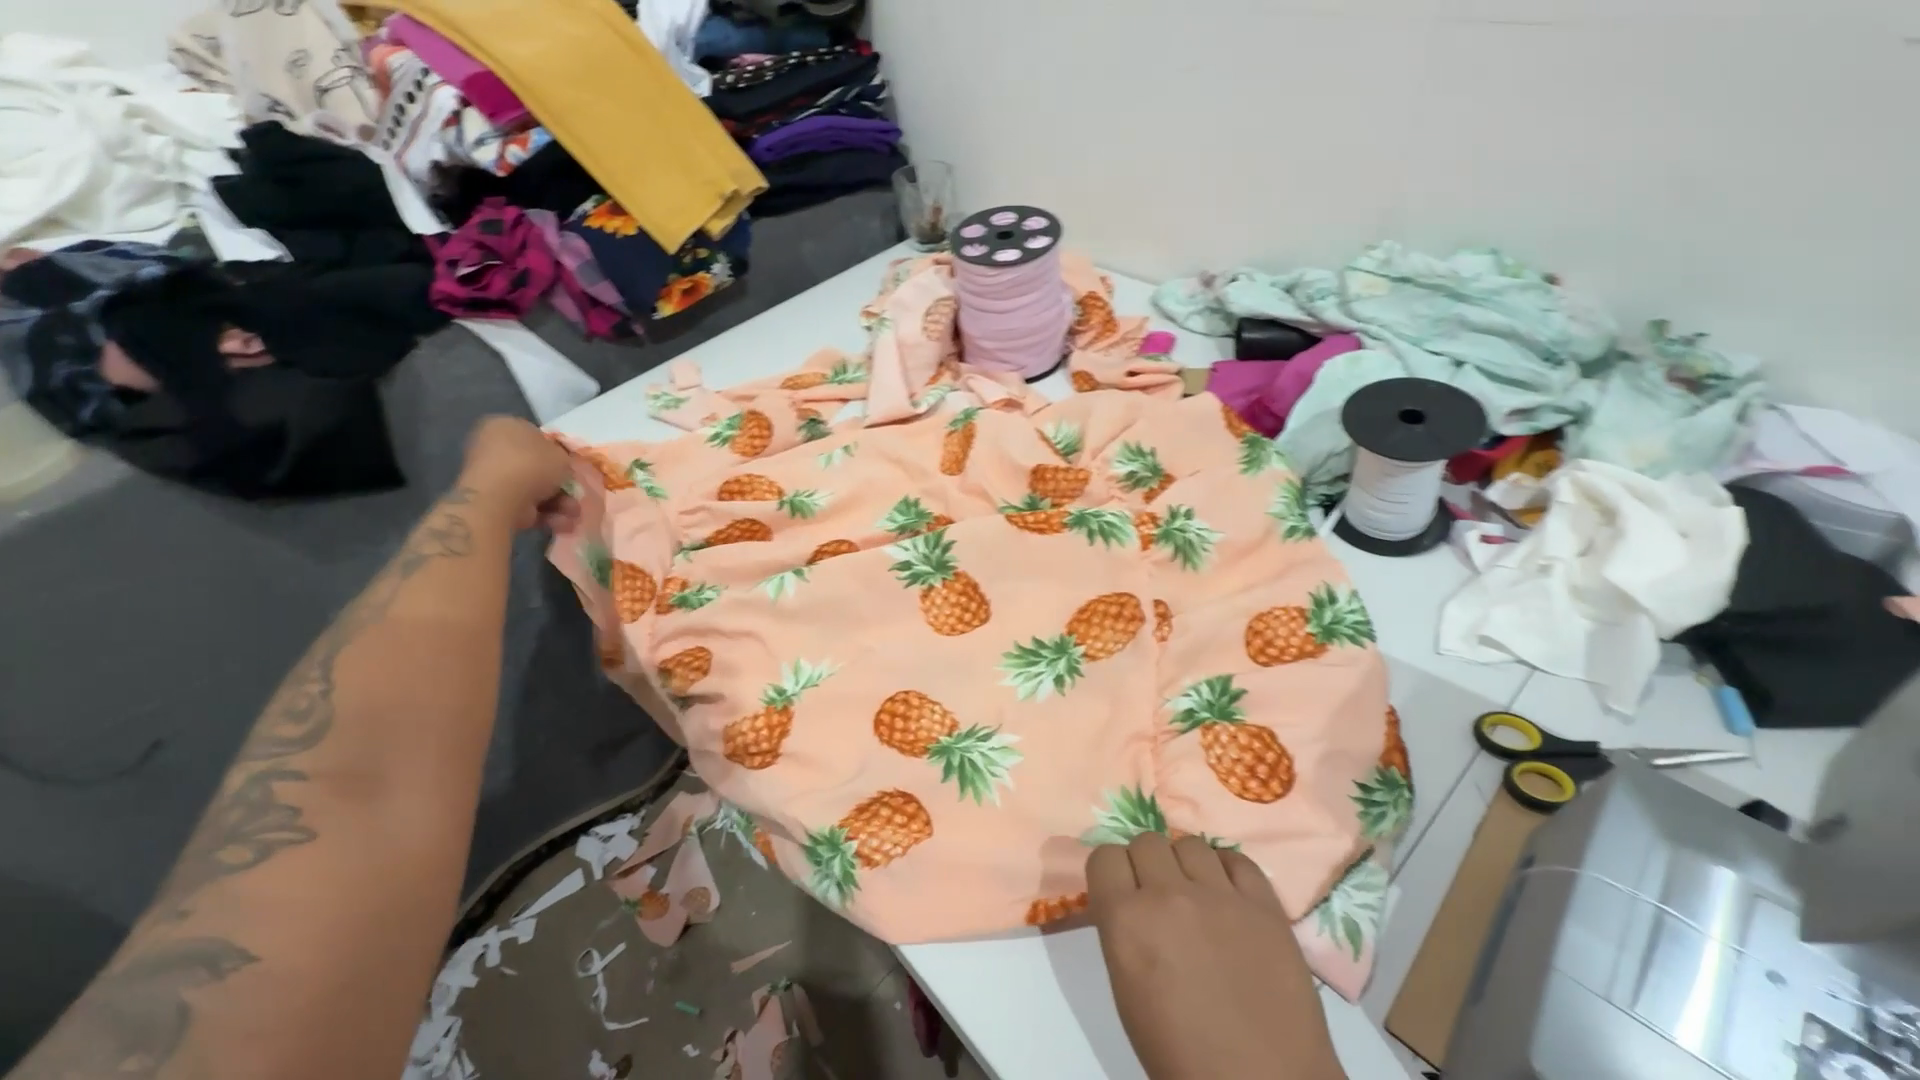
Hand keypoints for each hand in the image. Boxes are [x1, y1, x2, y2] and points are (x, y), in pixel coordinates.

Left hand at [458, 416, 579, 531]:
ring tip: (572, 515)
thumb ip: (563, 458)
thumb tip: (559, 466)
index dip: (558, 454)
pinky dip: (544, 515)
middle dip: (560, 486)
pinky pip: (524, 505)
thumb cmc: (532, 465)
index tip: (571, 469)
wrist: (499, 498)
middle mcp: (492, 448)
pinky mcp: (491, 501)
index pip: (536, 437)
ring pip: (533, 489)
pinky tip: (560, 523)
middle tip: (577, 496)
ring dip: (558, 503)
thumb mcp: (562, 455)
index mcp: (504, 426)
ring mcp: (491, 476)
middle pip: (536, 467)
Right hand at [1088, 835, 1345, 1079]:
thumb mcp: (1128, 991)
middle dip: (1145, 864)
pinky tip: (1228, 896)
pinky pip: (1238, 860)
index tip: (1119, 890)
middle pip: (1146, 841)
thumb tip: (1130, 905)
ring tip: (1195, 895)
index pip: (1105, 856)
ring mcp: (1221, 896)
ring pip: (1190, 843)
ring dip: (1185, 864)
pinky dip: (1226, 871)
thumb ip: (1124, 934)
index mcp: (1126, 921)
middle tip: (1157, 895)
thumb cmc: (1180, 1053)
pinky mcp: (1265, 905)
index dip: (1110, 873)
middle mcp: (1169, 896)